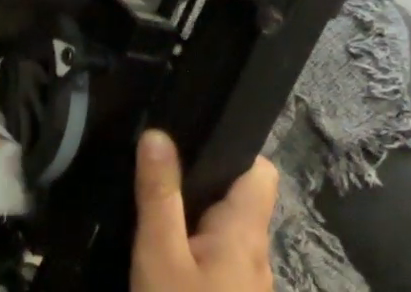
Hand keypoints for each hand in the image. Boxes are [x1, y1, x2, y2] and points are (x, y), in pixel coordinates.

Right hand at [132, 130, 277, 291]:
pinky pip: (216, 257)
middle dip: (198, 181)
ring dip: (192, 213)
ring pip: (224, 231)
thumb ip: (159, 194)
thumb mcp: (159, 253)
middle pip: (238, 200)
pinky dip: (192, 243)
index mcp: (245, 234)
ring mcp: (248, 284)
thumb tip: (159, 134)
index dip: (231, 149)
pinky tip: (160, 245)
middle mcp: (256, 255)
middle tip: (153, 167)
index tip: (190, 136)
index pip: (260, 173)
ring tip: (150, 199)